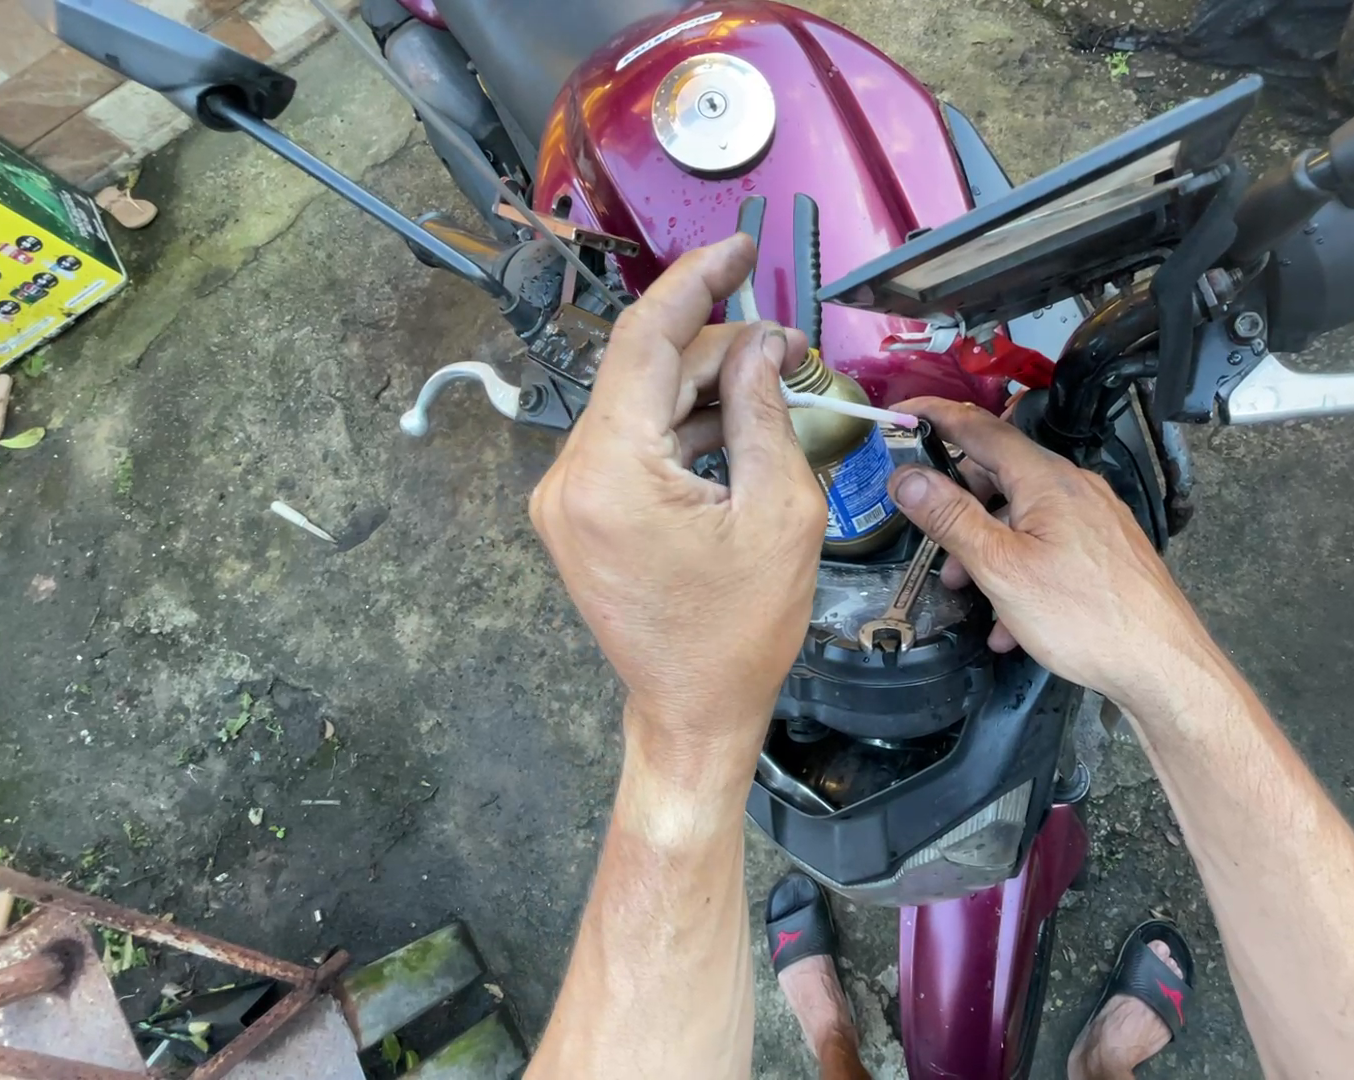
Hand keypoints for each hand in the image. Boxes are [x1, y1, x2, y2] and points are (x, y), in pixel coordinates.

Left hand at [530, 235, 823, 787]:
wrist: (692, 710)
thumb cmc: (742, 630)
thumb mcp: (779, 512)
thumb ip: (763, 412)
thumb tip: (760, 345)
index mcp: (612, 471)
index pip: (645, 340)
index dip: (696, 282)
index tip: (738, 249)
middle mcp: (569, 475)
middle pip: (646, 372)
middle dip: (720, 350)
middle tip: (787, 351)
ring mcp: (566, 497)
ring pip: (641, 406)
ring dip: (705, 390)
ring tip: (772, 391)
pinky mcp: (579, 515)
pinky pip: (633, 444)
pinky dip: (683, 429)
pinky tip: (735, 430)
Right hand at [884, 398, 1197, 706]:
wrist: (1163, 667)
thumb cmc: (1084, 617)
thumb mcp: (1001, 567)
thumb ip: (951, 518)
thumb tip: (906, 477)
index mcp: (1046, 480)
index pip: (979, 428)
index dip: (934, 415)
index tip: (901, 415)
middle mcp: (1074, 487)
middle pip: (999, 474)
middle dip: (958, 504)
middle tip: (929, 538)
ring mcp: (1093, 517)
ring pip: (1022, 515)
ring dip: (986, 544)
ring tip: (967, 591)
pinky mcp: (1105, 548)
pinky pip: (1048, 544)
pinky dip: (1019, 568)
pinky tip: (1009, 620)